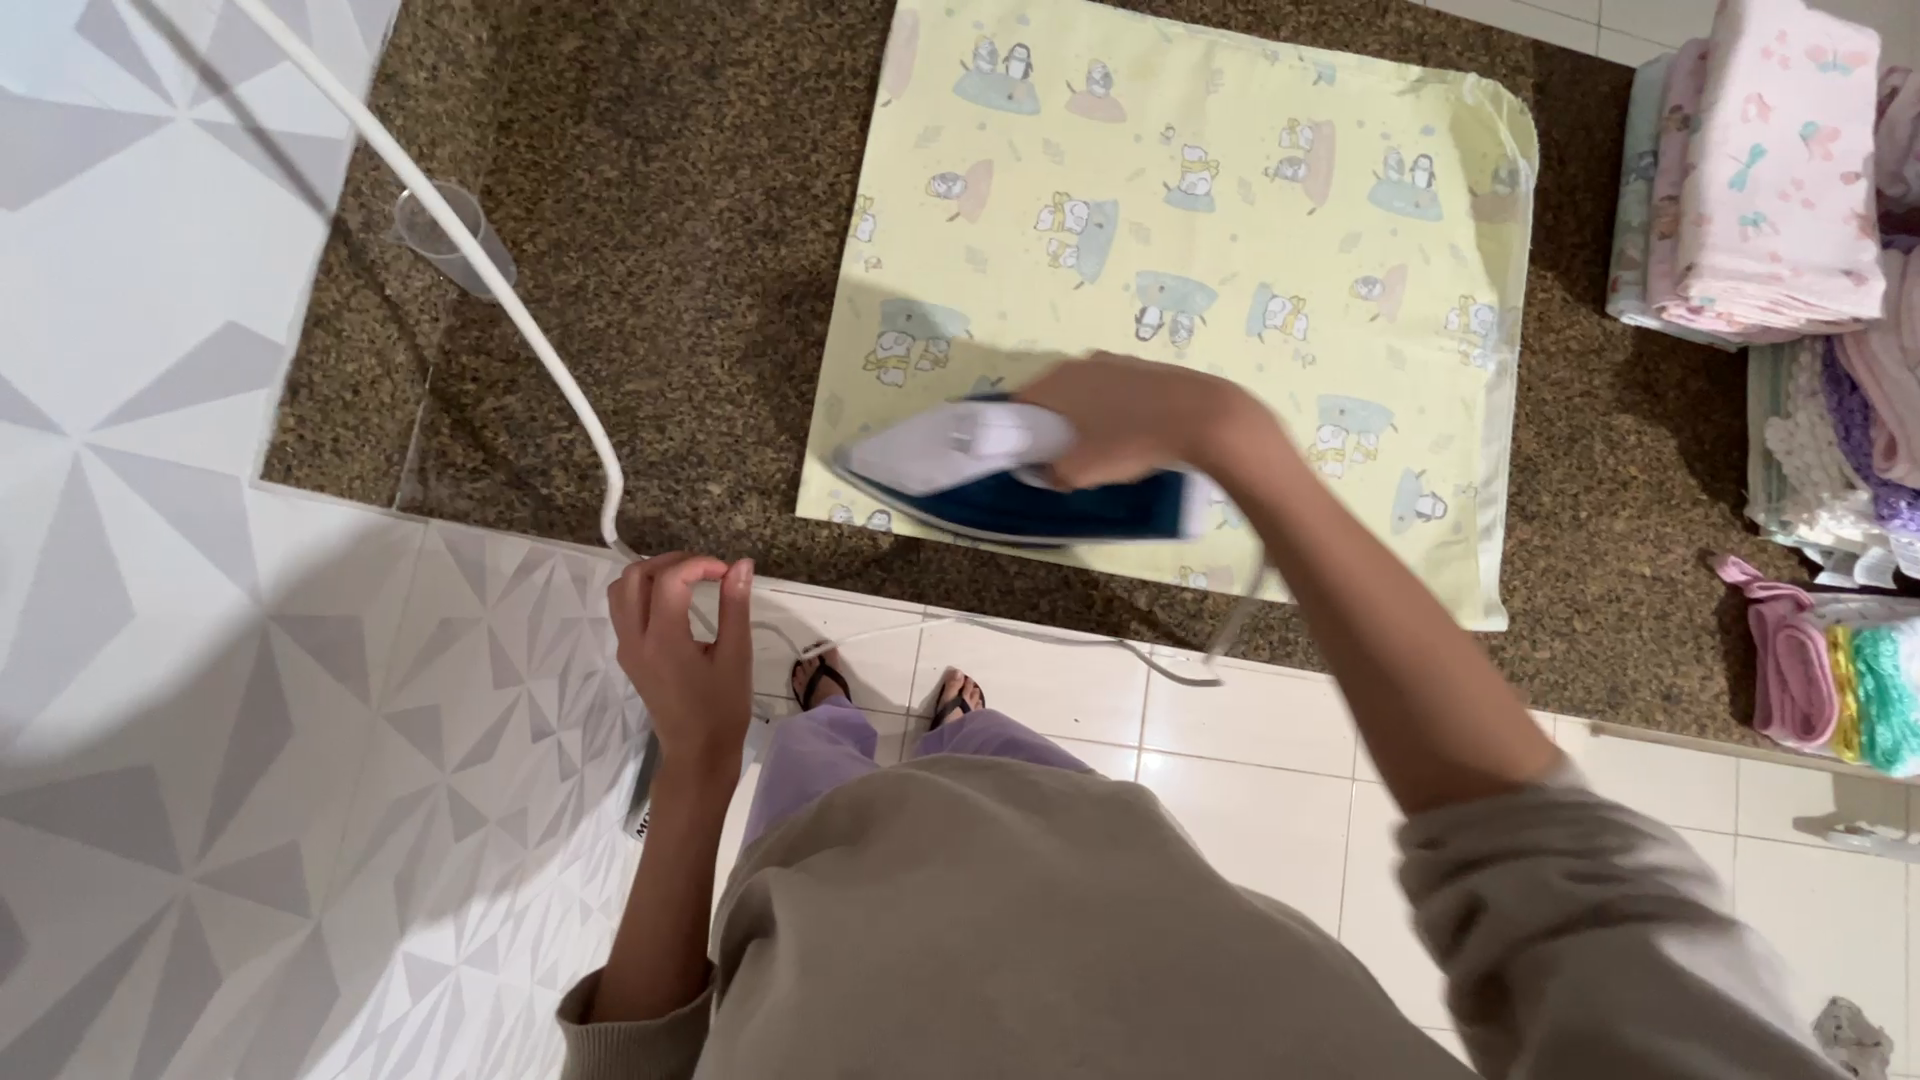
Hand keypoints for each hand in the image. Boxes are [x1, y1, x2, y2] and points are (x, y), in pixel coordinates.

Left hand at [608, 553, 754, 779]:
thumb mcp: (736, 655)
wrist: (698, 751)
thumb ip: (736, 606)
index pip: (669, 580)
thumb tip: (742, 565)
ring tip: (688, 579)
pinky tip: (675, 601)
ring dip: (652, 574)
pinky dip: (645, 592)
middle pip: (635, 576)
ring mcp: (626, 648)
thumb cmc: (722, 707)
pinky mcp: (628, 655)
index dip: (699, 564)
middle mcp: (635, 639)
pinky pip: (623, 609)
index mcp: (663, 640)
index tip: (728, 572)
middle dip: (671, 562)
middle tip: (706, 569)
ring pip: (622, 590)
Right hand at [1014, 351, 1275, 488]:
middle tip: (1064, 455)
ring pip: (1084, 392)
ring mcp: (1115, 361)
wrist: (1203, 418)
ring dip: (1083, 416)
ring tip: (1102, 446)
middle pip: (1051, 395)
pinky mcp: (1144, 368)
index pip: (1019, 403)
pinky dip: (1112, 410)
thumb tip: (1045, 472)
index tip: (1028, 454)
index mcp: (1057, 382)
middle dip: (1051, 424)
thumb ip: (1052, 474)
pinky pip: (1114, 391)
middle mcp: (1080, 363)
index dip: (1016, 430)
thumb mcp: (1081, 471)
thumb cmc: (1130, 441)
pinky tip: (1132, 433)